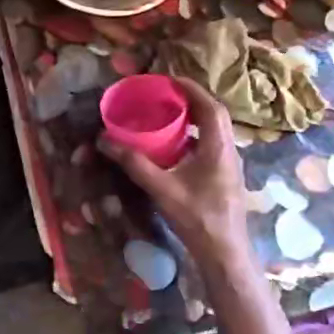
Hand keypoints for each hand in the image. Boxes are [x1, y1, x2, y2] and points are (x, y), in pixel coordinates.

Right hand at [98, 77, 249, 267]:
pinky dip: (191, 136)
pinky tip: (172, 146)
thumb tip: (104, 140)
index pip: (209, 106)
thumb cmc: (198, 218)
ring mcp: (228, 165)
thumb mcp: (162, 188)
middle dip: (190, 100)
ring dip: (192, 118)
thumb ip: (134, 162)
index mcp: (218, 147)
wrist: (225, 254)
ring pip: (213, 131)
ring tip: (166, 113)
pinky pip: (209, 145)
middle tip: (163, 94)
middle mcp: (228, 150)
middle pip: (213, 115)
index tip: (168, 79)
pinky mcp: (223, 177)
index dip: (191, 88)